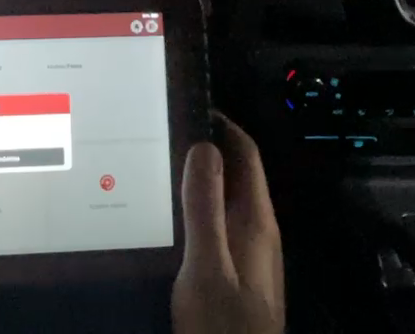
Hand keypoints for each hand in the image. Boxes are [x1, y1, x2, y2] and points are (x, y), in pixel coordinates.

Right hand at [172, 116, 284, 333]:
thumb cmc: (223, 327)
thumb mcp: (206, 266)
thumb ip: (204, 207)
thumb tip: (204, 145)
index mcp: (255, 222)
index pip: (246, 154)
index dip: (222, 124)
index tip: (187, 103)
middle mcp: (257, 232)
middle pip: (236, 173)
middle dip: (205, 146)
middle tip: (161, 129)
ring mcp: (249, 255)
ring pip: (226, 198)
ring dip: (199, 176)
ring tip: (156, 161)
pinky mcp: (236, 274)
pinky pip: (217, 222)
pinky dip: (195, 204)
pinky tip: (165, 212)